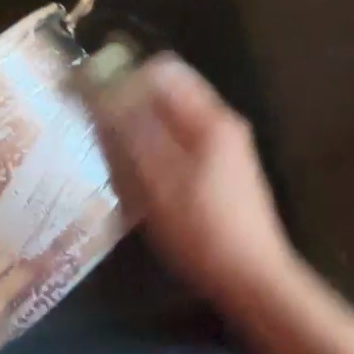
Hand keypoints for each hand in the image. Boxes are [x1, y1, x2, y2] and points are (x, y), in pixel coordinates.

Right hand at [102, 54, 294, 302]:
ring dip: (140, 139)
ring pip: (168, 125)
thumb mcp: (157, 180)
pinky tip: (143, 191)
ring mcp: (225, 150)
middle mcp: (220, 124)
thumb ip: (130, 132)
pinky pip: (178, 148)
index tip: (98, 98)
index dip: (126, 77)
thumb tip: (102, 92)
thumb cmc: (203, 230)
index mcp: (210, 118)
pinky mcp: (222, 174)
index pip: (163, 70)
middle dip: (130, 112)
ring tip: (122, 173)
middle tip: (105, 142)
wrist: (255, 283)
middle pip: (164, 97)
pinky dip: (156, 159)